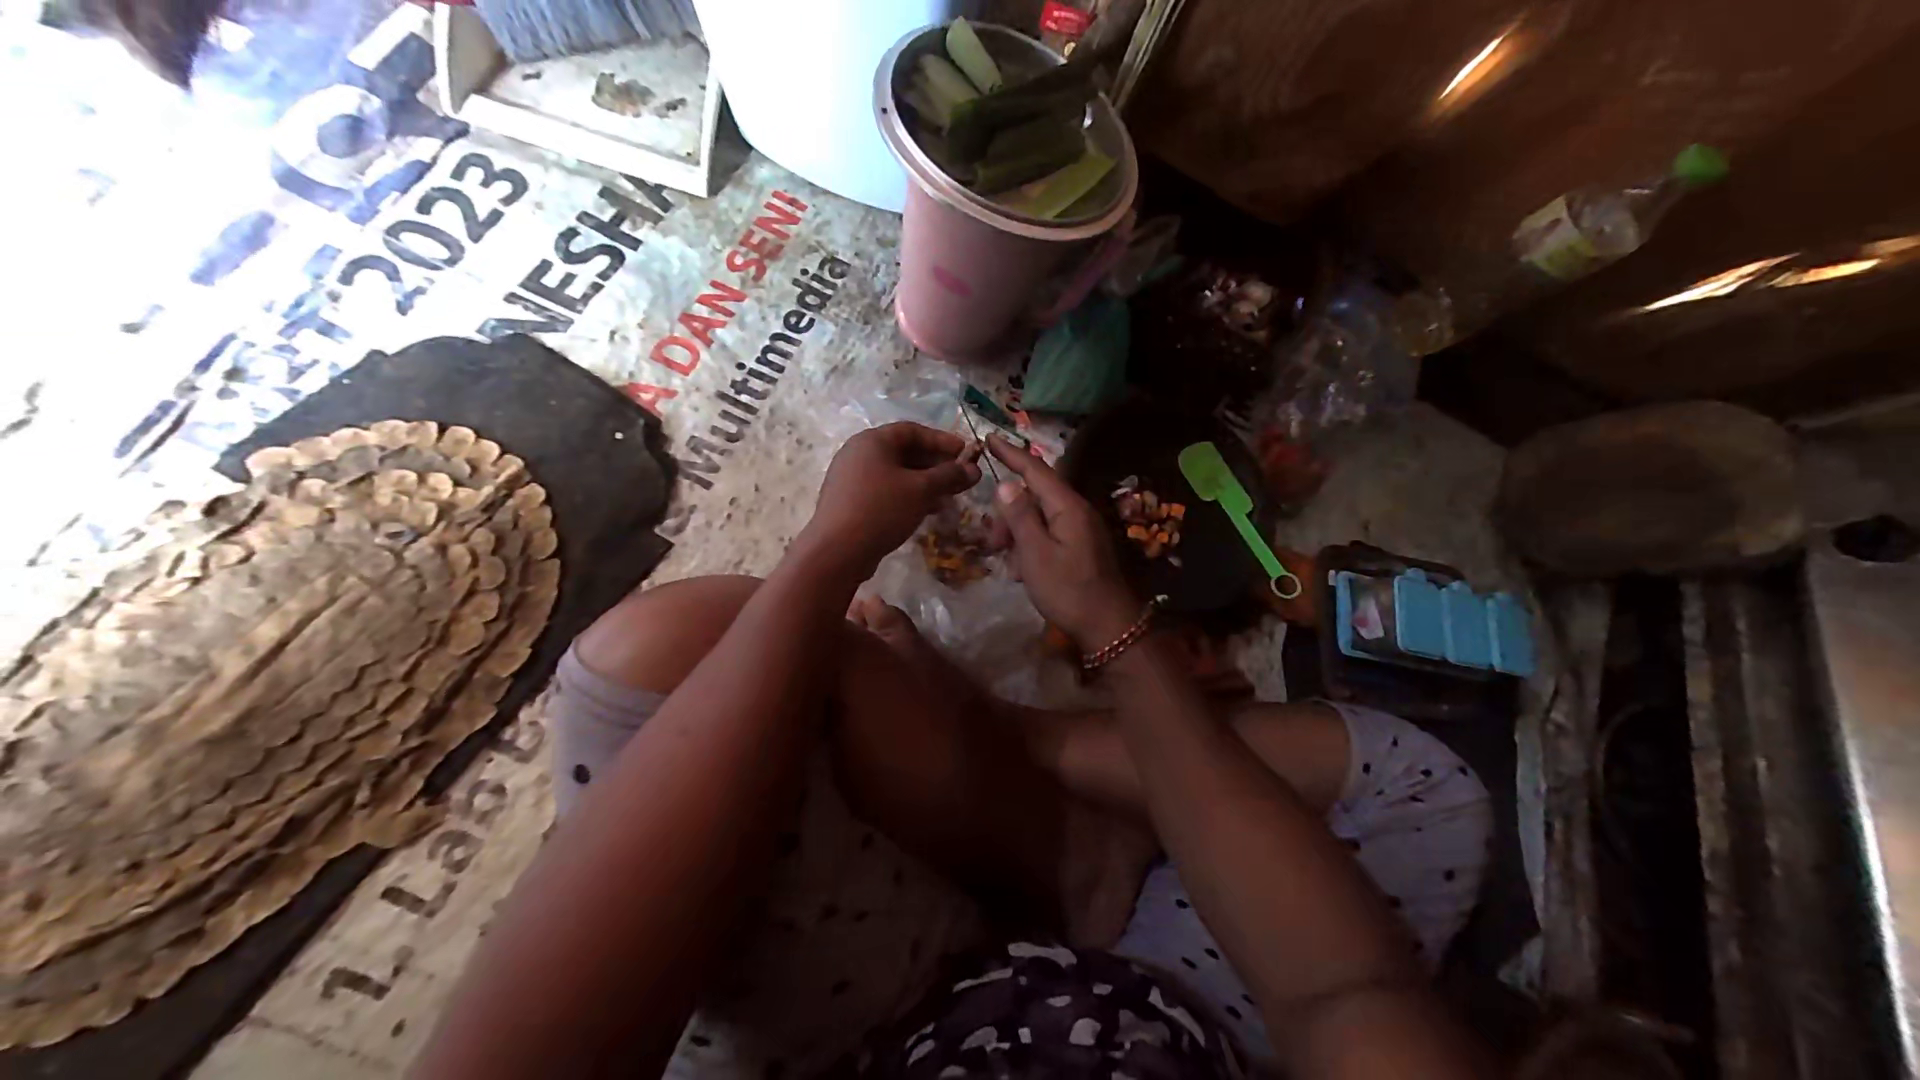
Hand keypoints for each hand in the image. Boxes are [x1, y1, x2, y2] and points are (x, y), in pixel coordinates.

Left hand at [800, 422, 980, 580]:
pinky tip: (926, 511)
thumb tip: (974, 470)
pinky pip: (885, 491)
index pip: (913, 430)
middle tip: (960, 478)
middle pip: (904, 452)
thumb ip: (949, 476)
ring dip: (924, 483)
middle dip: (935, 464)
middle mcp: (858, 453)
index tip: (966, 453)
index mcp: (872, 441)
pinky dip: (908, 496)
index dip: (942, 440)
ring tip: (948, 497)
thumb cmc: (881, 509)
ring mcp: (851, 479)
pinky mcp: (850, 502)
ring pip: (896, 474)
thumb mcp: (921, 490)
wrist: (837, 551)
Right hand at [986, 435, 1140, 647]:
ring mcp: (1080, 529)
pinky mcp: (1080, 546)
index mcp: (1067, 507)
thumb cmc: (1068, 590)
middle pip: (1034, 496)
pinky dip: (1030, 546)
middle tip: (991, 542)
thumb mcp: (1035, 554)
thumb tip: (1007, 483)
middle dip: (1007, 513)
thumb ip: (1020, 517)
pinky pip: (1048, 534)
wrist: (1107, 626)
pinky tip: (1022, 570)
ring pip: (1039, 517)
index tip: (988, 437)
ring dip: (1017, 534)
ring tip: (1006, 563)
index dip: (1010, 453)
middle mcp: (1076, 511)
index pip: (1035, 469)